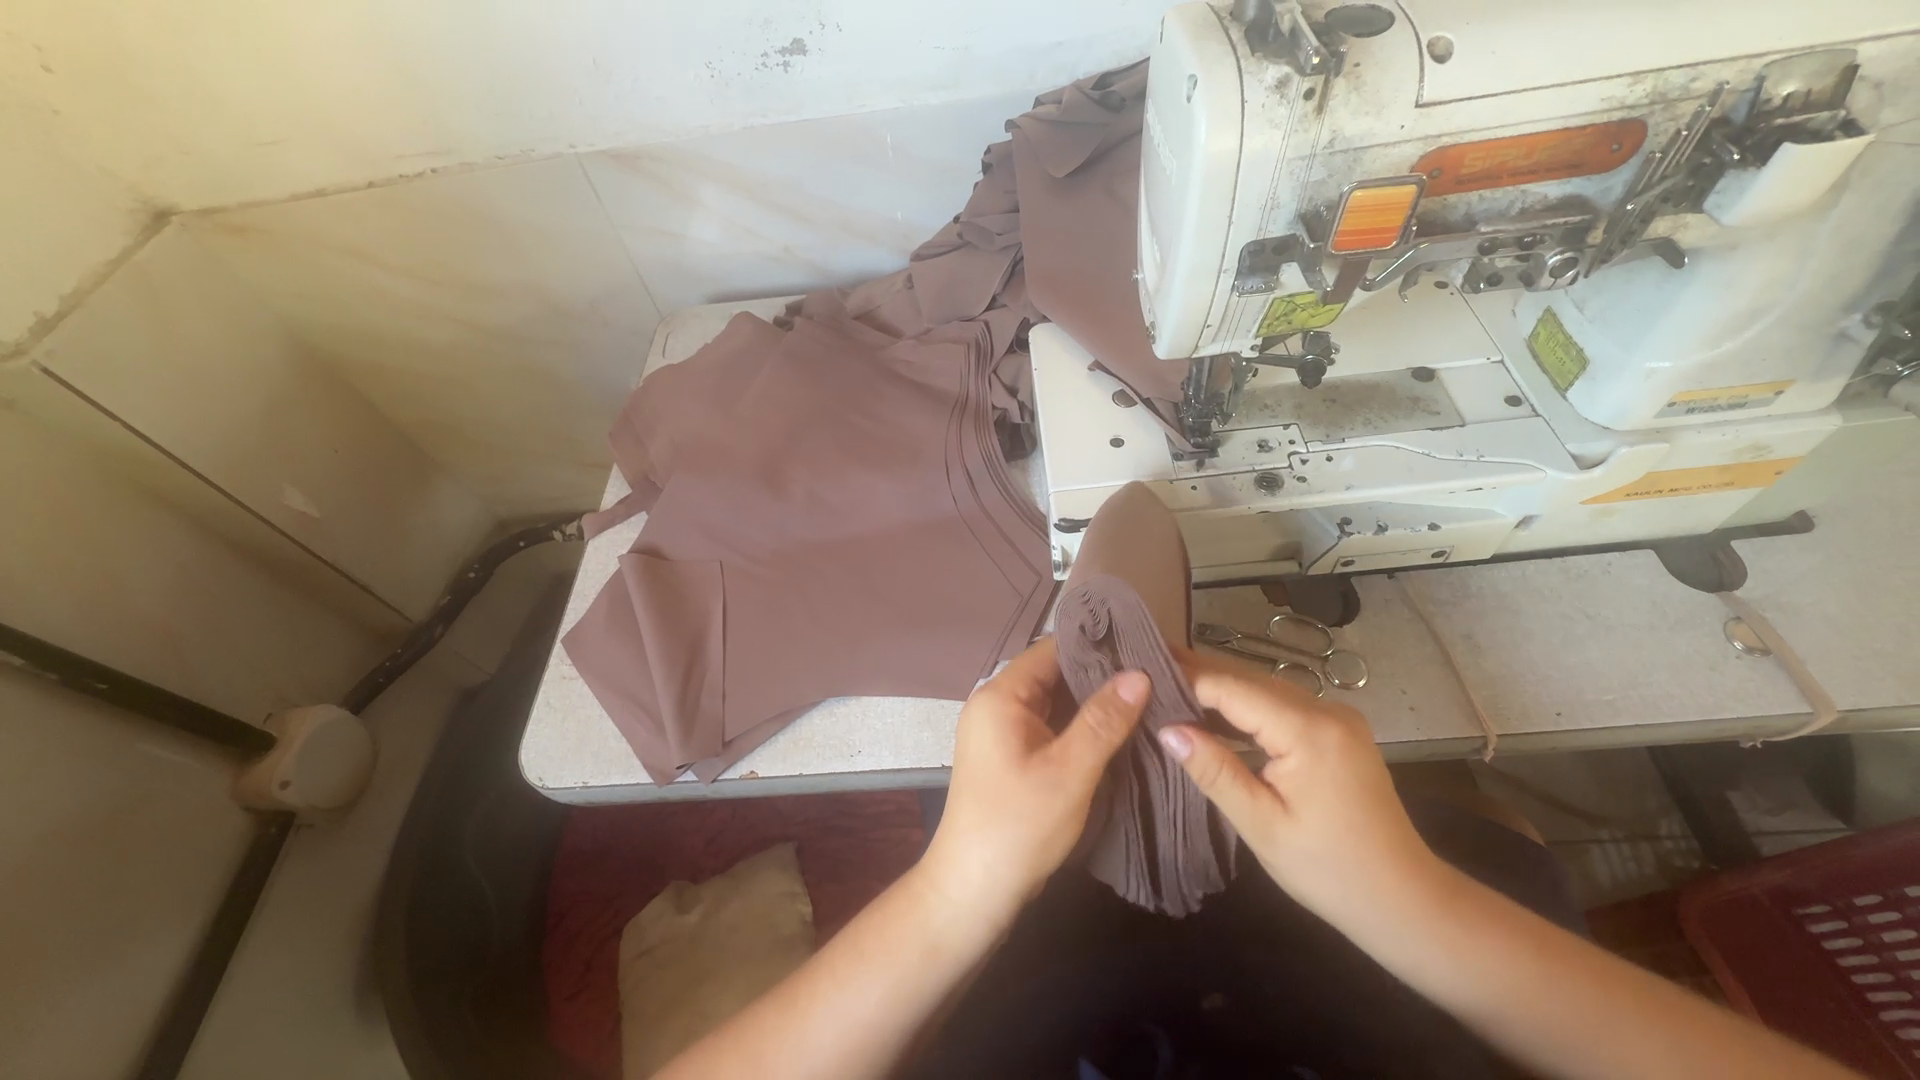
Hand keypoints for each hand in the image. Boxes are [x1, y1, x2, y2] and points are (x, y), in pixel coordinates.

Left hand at [918, 638, 1148, 921]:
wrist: (975, 888)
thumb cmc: (1018, 826)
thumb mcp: (1069, 772)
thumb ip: (1103, 720)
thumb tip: (1140, 673)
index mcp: (1000, 696)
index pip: (1053, 649)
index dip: (1098, 647)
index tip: (1146, 649)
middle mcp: (996, 704)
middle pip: (1055, 674)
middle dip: (1102, 676)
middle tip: (1157, 677)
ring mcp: (1002, 732)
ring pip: (1056, 702)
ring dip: (1094, 703)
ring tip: (1148, 699)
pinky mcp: (1011, 756)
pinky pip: (1051, 727)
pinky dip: (1080, 727)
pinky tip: (1118, 732)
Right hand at [1156, 649, 1442, 924]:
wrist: (1403, 898)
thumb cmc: (1328, 870)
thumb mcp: (1262, 825)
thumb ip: (1215, 772)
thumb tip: (1166, 729)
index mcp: (1307, 731)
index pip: (1231, 688)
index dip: (1185, 676)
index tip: (1139, 665)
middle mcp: (1326, 710)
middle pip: (1248, 679)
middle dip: (1196, 670)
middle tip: (1143, 661)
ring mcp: (1336, 718)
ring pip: (1264, 688)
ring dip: (1218, 684)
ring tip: (1166, 678)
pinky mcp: (1338, 731)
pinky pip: (1280, 704)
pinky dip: (1243, 703)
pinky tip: (1212, 708)